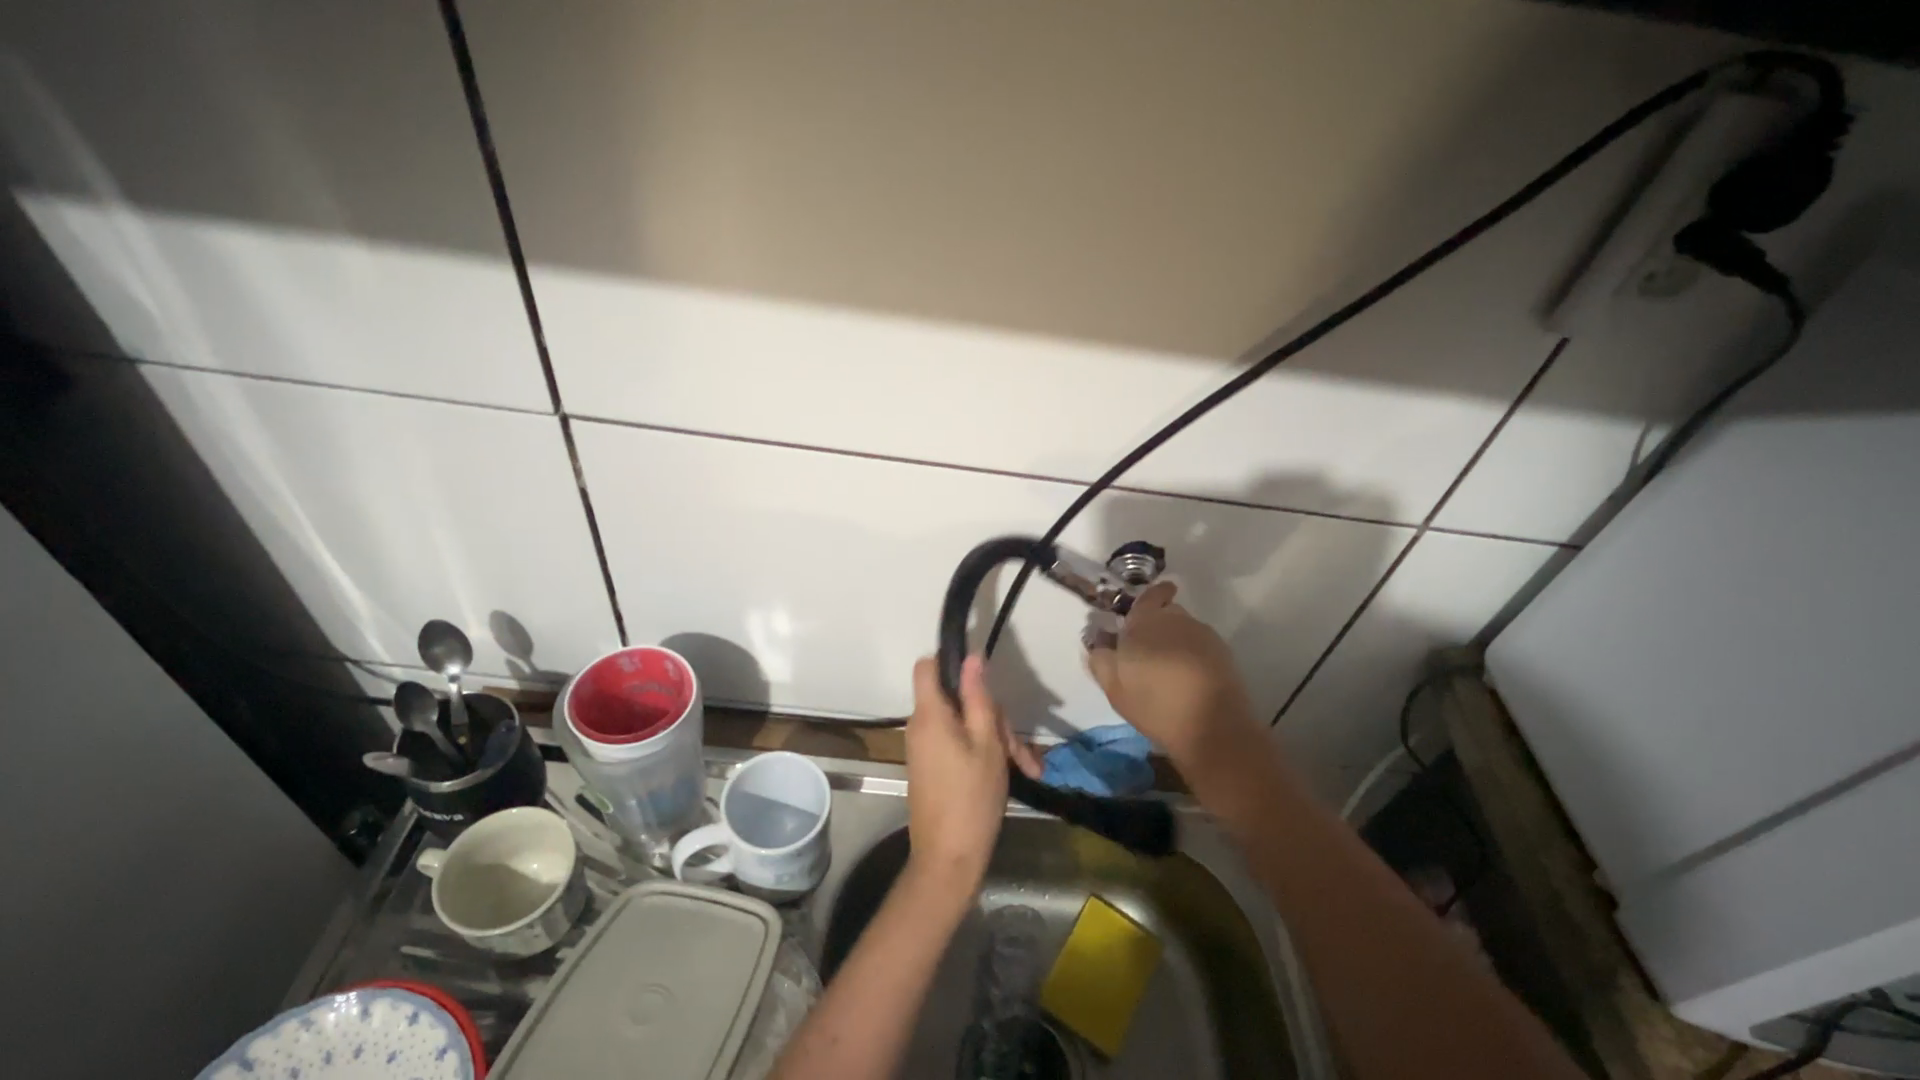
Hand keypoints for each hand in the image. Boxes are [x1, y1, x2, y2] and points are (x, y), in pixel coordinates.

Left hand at [904, 655, 1041, 890]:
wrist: (949, 857)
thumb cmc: (972, 797)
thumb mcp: (986, 743)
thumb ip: (978, 698)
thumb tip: (971, 658)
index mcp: (929, 715)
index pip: (927, 667)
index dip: (951, 663)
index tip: (982, 678)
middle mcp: (921, 727)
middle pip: (955, 700)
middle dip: (992, 716)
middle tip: (1019, 747)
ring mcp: (925, 749)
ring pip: (963, 725)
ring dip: (995, 740)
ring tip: (1027, 768)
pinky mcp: (932, 768)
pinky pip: (958, 746)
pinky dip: (983, 754)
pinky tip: (1015, 774)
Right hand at [1087, 582, 1259, 764]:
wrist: (1213, 726)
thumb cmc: (1155, 706)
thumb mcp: (1115, 689)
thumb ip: (1101, 660)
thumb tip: (1099, 643)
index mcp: (1144, 623)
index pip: (1149, 597)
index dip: (1149, 600)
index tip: (1146, 611)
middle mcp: (1175, 619)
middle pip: (1166, 612)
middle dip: (1158, 624)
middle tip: (1149, 651)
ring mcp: (1202, 633)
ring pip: (1184, 627)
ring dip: (1175, 639)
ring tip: (1169, 668)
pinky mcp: (1222, 651)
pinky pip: (1200, 643)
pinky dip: (1192, 652)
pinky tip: (1188, 677)